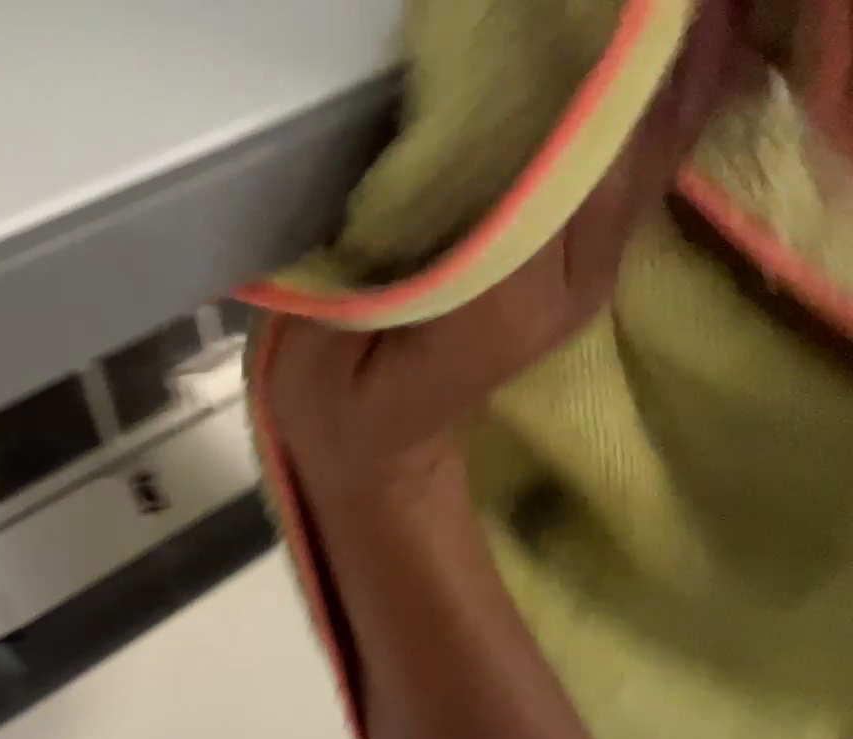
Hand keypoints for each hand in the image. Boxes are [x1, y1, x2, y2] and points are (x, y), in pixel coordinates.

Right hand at [263, 0, 746, 516]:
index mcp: (499, 308)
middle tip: (622, 3)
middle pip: (626, 153)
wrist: (369, 449)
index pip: (561, 172)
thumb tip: (418, 154)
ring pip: (647, 161)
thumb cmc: (329, 401)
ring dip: (659, 80)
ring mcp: (590, 284)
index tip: (566, 24)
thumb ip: (374, 253)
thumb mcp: (324, 335)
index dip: (575, 91)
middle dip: (632, 67)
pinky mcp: (588, 275)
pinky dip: (649, 117)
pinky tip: (648, 71)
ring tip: (659, 14)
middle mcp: (570, 288)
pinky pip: (634, 181)